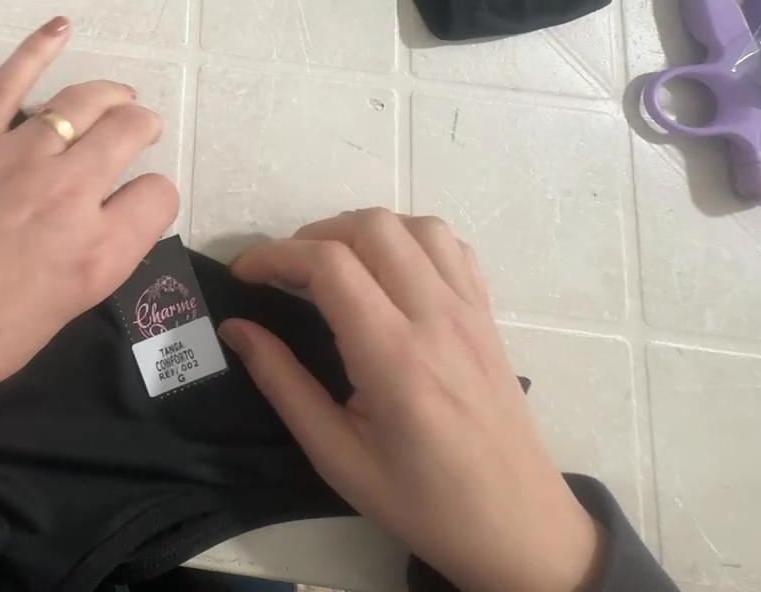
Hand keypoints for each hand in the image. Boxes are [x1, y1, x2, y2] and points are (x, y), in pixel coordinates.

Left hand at [0, 16, 179, 398]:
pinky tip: (61, 28)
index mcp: (97, 252)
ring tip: (115, 96)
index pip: (159, 196)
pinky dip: (37, 47)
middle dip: (140, 127)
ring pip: (81, 102)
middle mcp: (68, 195)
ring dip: (107, 94)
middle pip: (128, 132)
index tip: (137, 200)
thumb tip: (102, 222)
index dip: (153, 196)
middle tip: (134, 131)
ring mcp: (18, 157)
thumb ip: (91, 260)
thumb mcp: (59, 314)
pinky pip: (11, 80)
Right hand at [217, 210, 603, 591]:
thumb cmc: (424, 501)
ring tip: (334, 268)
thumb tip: (235, 328)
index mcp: (395, 357)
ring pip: (411, 225)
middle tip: (287, 275)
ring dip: (360, 232)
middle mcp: (436, 319)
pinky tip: (386, 272)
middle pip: (369, 227)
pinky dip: (407, 240)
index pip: (328, 264)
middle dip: (312, 236)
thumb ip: (281, 382)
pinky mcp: (486, 315)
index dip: (273, 255)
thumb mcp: (336, 456)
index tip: (244, 275)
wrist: (525, 535)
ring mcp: (469, 312)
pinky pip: (449, 245)